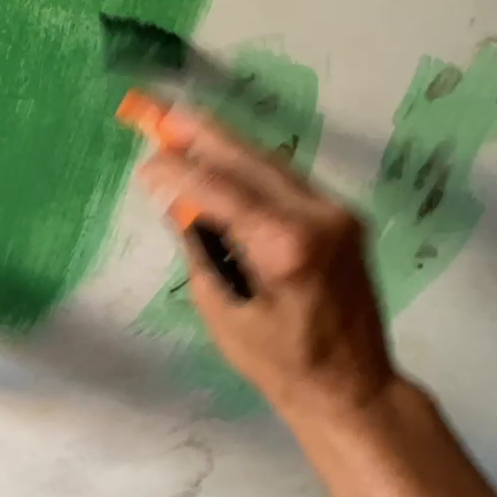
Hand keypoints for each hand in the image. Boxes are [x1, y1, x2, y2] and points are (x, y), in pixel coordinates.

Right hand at [134, 107, 399, 424]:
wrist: (351, 383)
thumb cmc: (274, 358)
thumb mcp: (220, 304)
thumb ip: (201, 244)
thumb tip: (175, 197)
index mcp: (283, 247)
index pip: (218, 191)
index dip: (177, 172)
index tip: (145, 164)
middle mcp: (317, 218)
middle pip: (249, 161)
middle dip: (203, 135)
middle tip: (163, 113)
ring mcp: (336, 214)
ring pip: (271, 163)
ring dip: (226, 143)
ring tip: (185, 124)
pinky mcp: (342, 217)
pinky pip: (285, 179)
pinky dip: (249, 165)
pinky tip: (223, 157)